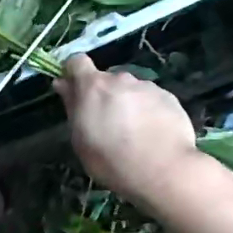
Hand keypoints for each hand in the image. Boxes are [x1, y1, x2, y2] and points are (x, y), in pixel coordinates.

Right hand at [54, 54, 204, 205]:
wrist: (163, 171)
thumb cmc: (111, 160)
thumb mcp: (80, 138)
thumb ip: (72, 106)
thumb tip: (62, 83)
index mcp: (93, 86)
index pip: (77, 61)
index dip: (74, 73)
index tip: (75, 91)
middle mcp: (120, 79)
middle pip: (106, 80)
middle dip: (104, 96)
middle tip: (108, 124)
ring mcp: (147, 87)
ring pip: (131, 90)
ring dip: (128, 104)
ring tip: (135, 133)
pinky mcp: (169, 98)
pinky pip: (152, 99)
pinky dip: (149, 111)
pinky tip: (153, 134)